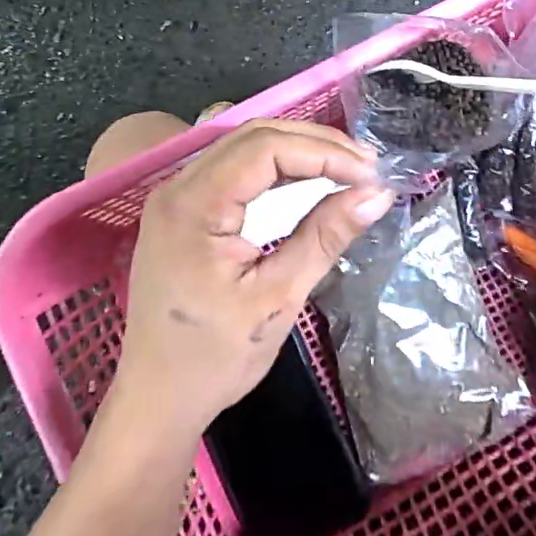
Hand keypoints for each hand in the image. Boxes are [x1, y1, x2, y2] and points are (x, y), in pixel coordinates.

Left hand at [107, 119, 394, 438]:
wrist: (157, 399)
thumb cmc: (214, 357)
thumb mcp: (277, 298)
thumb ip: (325, 237)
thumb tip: (378, 193)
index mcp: (192, 206)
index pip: (265, 148)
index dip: (324, 153)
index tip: (370, 175)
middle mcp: (177, 188)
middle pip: (255, 136)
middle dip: (317, 144)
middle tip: (368, 166)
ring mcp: (177, 196)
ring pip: (247, 146)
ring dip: (301, 151)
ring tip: (350, 168)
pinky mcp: (186, 210)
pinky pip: (237, 169)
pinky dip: (280, 168)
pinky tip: (312, 179)